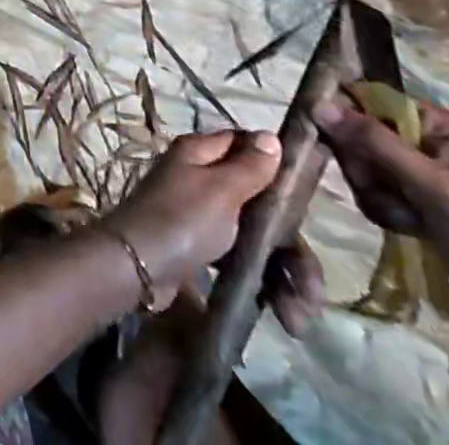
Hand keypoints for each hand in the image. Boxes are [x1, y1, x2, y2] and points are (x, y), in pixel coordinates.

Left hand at [101, 130, 323, 334]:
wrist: (136, 267)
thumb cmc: (181, 219)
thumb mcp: (220, 189)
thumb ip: (249, 166)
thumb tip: (270, 136)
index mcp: (199, 153)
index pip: (245, 145)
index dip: (278, 164)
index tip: (309, 193)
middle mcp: (198, 177)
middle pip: (260, 199)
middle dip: (293, 245)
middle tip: (312, 288)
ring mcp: (199, 213)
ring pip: (255, 234)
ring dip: (284, 272)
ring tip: (301, 313)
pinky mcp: (198, 245)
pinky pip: (239, 256)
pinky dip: (262, 280)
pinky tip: (283, 311)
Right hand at [314, 96, 448, 356]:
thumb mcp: (438, 190)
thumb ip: (377, 145)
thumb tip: (318, 104)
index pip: (386, 103)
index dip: (351, 113)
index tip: (324, 133)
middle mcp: (446, 153)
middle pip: (375, 137)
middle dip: (366, 164)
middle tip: (379, 189)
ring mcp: (440, 186)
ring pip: (376, 170)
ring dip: (377, 193)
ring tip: (403, 219)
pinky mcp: (434, 214)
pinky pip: (388, 197)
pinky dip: (389, 212)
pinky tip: (408, 230)